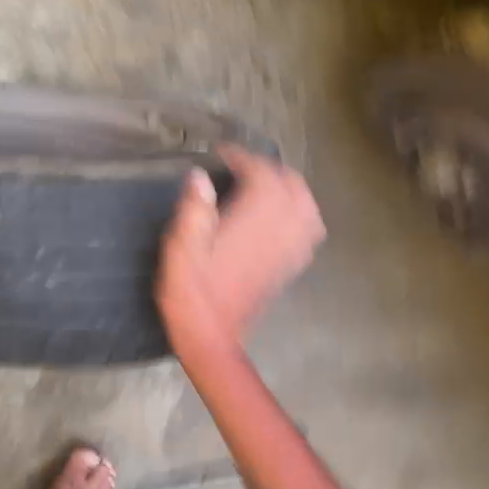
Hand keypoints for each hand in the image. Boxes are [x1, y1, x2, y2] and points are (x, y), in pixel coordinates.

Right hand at [157, 146, 324, 355]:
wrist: (210, 334)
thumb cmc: (189, 289)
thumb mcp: (179, 246)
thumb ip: (193, 210)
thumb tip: (198, 177)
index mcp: (253, 223)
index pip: (262, 176)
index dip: (243, 158)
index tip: (222, 153)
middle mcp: (280, 233)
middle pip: (292, 187)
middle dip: (269, 169)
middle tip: (239, 166)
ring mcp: (289, 251)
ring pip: (307, 207)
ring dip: (289, 189)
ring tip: (262, 184)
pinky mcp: (289, 266)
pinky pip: (309, 230)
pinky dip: (299, 212)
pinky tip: (278, 216)